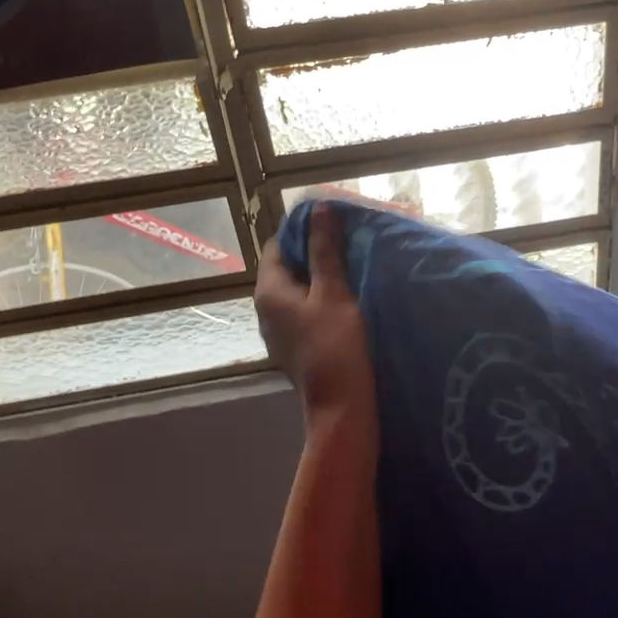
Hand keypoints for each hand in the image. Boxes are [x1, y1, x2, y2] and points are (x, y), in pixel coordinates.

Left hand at [256, 204, 373, 421]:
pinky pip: (304, 311)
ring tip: (352, 265)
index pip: (277, 245)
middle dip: (315, 251)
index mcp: (268, 292)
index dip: (303, 229)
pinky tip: (347, 297)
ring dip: (320, 276)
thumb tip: (319, 208)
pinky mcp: (295, 347)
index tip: (334, 222)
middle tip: (348, 240)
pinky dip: (322, 298)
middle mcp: (265, 310)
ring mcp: (279, 331)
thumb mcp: (334, 292)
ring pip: (297, 290)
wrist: (342, 408)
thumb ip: (325, 250)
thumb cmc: (336, 346)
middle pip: (287, 266)